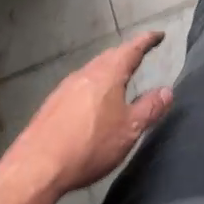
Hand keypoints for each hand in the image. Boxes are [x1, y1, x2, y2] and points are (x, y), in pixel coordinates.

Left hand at [0, 31, 174, 199]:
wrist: (35, 168)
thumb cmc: (89, 145)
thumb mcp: (129, 130)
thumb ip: (150, 108)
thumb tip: (167, 90)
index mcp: (108, 73)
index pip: (132, 48)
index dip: (147, 40)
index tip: (159, 35)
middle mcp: (86, 73)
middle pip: (110, 57)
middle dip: (126, 55)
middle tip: (139, 56)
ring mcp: (65, 88)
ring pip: (92, 71)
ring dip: (108, 71)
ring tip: (118, 80)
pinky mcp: (51, 105)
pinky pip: (79, 86)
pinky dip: (92, 87)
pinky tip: (91, 104)